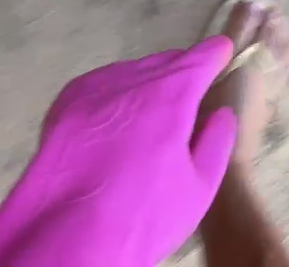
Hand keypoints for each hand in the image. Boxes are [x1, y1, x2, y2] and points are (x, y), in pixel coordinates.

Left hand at [0, 37, 237, 266]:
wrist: (66, 238)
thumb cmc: (141, 216)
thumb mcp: (197, 190)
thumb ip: (216, 144)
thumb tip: (221, 115)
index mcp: (169, 96)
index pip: (199, 59)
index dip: (214, 53)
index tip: (222, 50)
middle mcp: (132, 80)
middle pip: (165, 63)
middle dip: (181, 72)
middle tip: (190, 93)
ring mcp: (95, 86)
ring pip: (132, 72)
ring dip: (147, 84)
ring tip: (150, 117)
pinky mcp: (67, 101)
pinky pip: (101, 86)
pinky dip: (115, 96)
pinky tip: (115, 127)